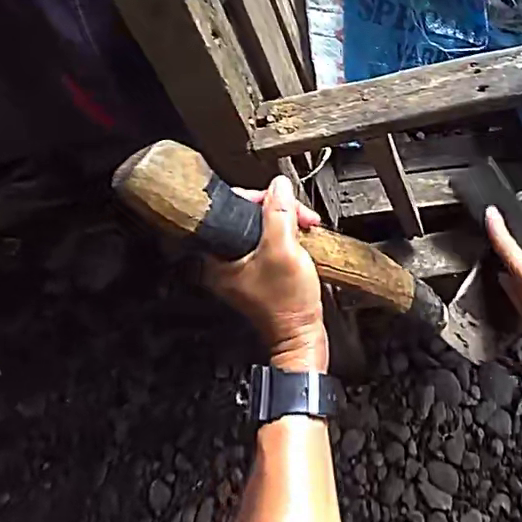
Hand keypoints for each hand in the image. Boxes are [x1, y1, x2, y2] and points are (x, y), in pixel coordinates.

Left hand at [203, 175, 329, 372]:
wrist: (303, 335)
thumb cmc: (288, 305)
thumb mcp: (284, 249)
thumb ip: (279, 214)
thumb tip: (278, 186)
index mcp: (217, 257)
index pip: (231, 208)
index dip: (259, 199)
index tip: (280, 201)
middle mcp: (224, 261)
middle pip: (249, 215)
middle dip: (279, 210)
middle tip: (300, 216)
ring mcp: (241, 266)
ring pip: (262, 226)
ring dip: (287, 220)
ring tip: (305, 226)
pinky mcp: (258, 270)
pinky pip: (270, 239)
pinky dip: (288, 234)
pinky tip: (301, 237)